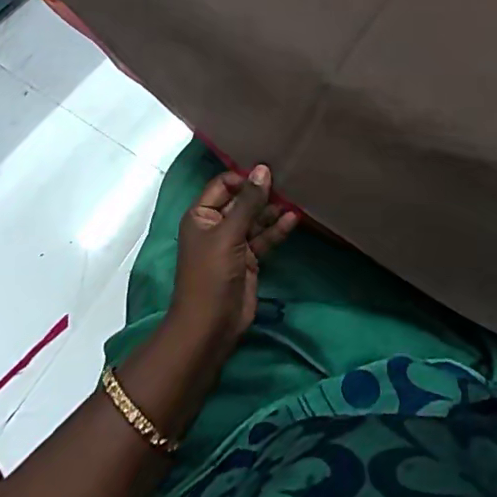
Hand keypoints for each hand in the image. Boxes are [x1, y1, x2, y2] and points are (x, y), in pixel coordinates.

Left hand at [168, 165, 298, 355]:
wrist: (211, 325)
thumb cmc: (211, 274)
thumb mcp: (228, 234)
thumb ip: (248, 203)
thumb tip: (262, 170)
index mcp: (201, 214)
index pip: (223, 185)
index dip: (243, 178)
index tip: (267, 172)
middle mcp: (216, 225)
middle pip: (240, 201)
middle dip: (260, 192)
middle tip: (287, 180)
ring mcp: (233, 243)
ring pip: (254, 219)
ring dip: (271, 210)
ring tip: (294, 197)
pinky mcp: (248, 259)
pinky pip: (263, 238)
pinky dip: (276, 230)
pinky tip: (293, 219)